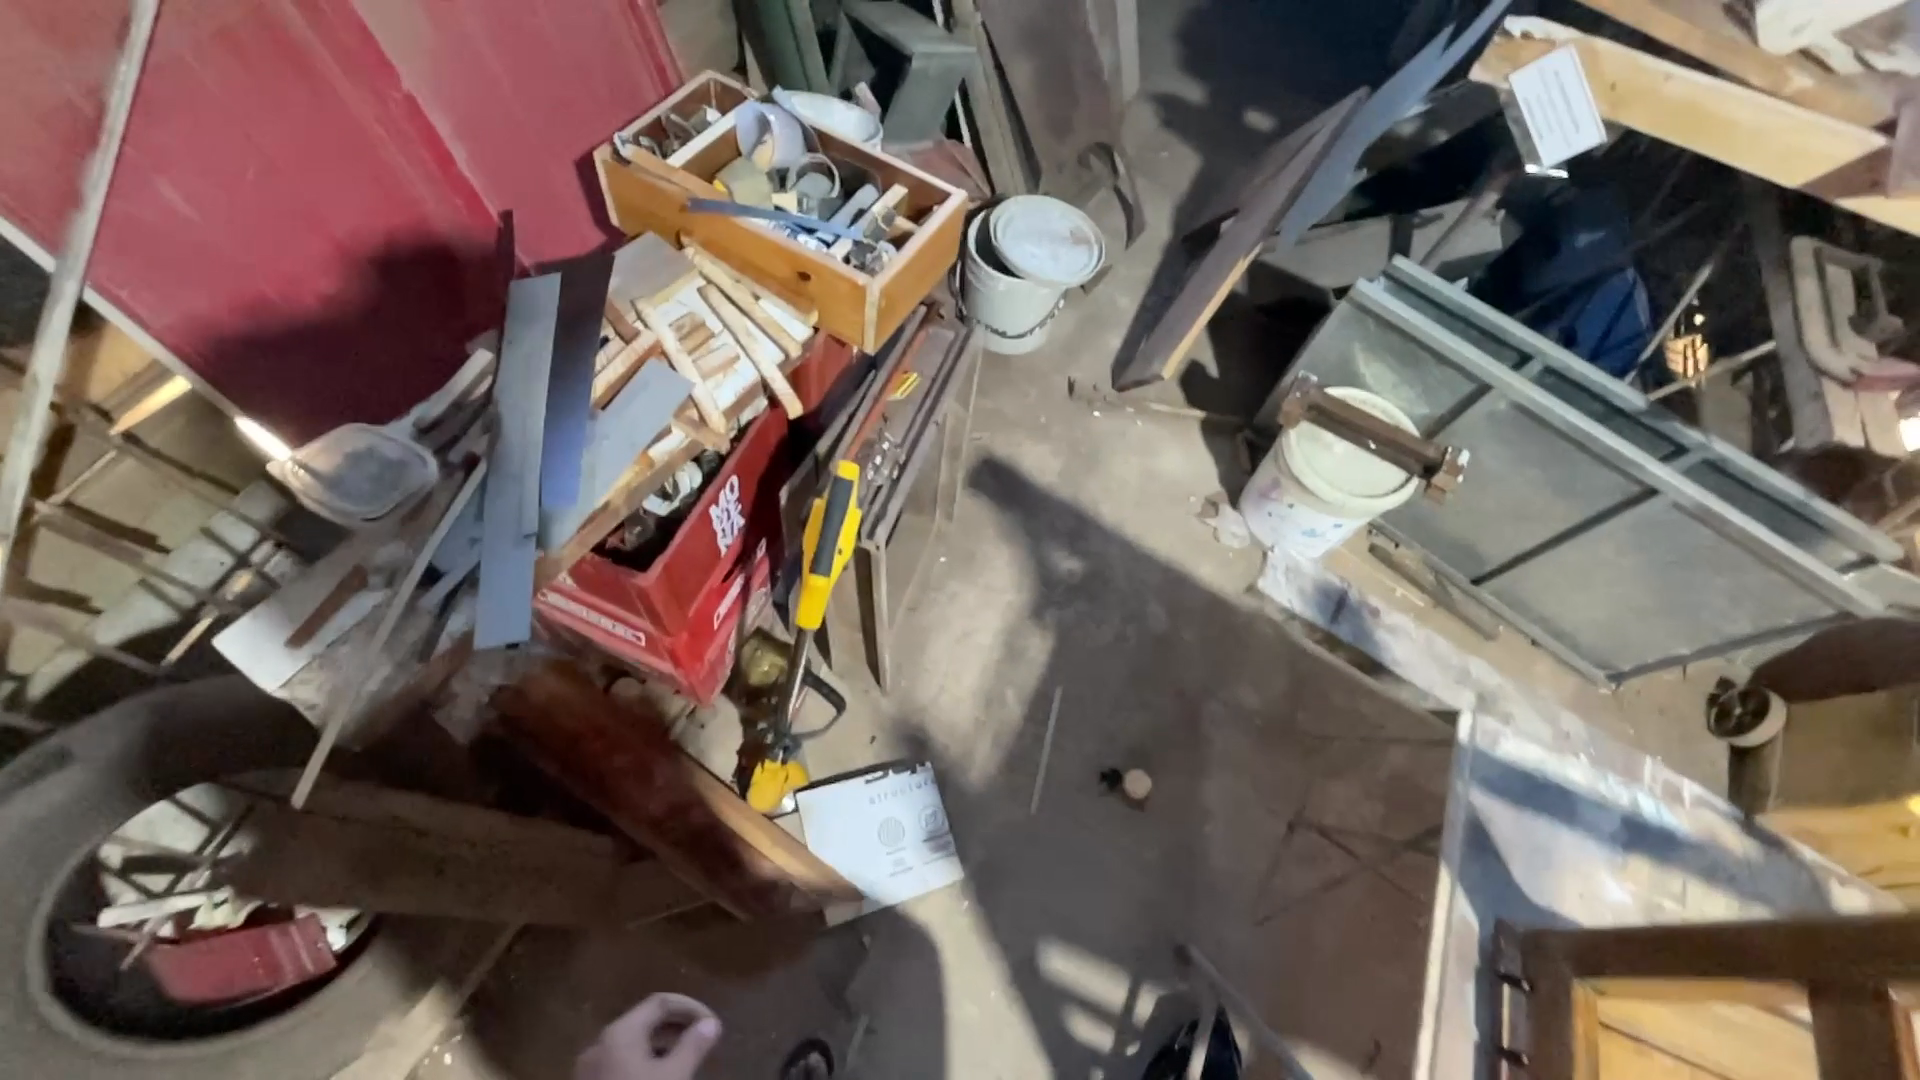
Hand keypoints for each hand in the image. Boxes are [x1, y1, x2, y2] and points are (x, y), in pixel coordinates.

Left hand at [576, 993, 721, 1079]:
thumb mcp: (673, 1077)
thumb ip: (693, 1046)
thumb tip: (710, 1024)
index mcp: (620, 1032)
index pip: (661, 1002)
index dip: (691, 1008)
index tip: (713, 1024)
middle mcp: (601, 1043)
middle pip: (645, 1021)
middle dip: (677, 1027)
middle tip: (703, 1039)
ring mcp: (590, 1069)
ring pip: (633, 1044)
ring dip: (662, 1045)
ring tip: (685, 1059)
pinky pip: (621, 1063)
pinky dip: (644, 1062)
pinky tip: (659, 1077)